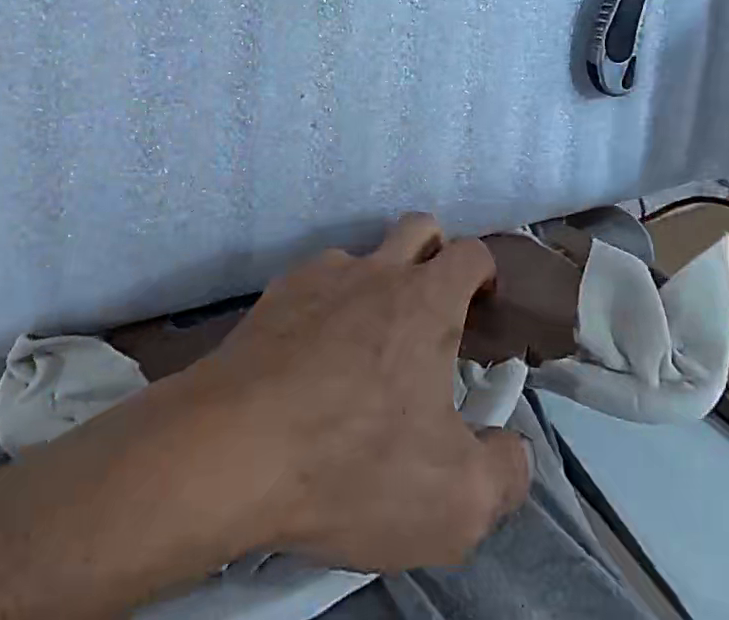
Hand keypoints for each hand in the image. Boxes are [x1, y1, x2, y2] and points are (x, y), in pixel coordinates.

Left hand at [171, 213, 530, 571]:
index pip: (472, 253)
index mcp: (427, 301)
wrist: (220, 457)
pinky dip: (324, 307)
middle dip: (436, 256)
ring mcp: (316, 280)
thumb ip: (505, 472)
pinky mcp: (268, 301)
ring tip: (365, 346)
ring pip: (361, 256)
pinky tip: (310, 360)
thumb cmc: (348, 466)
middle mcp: (375, 273)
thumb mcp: (453, 501)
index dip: (486, 274)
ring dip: (376, 283)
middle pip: (419, 228)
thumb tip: (508, 451)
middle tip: (433, 315)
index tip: (483, 310)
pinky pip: (311, 286)